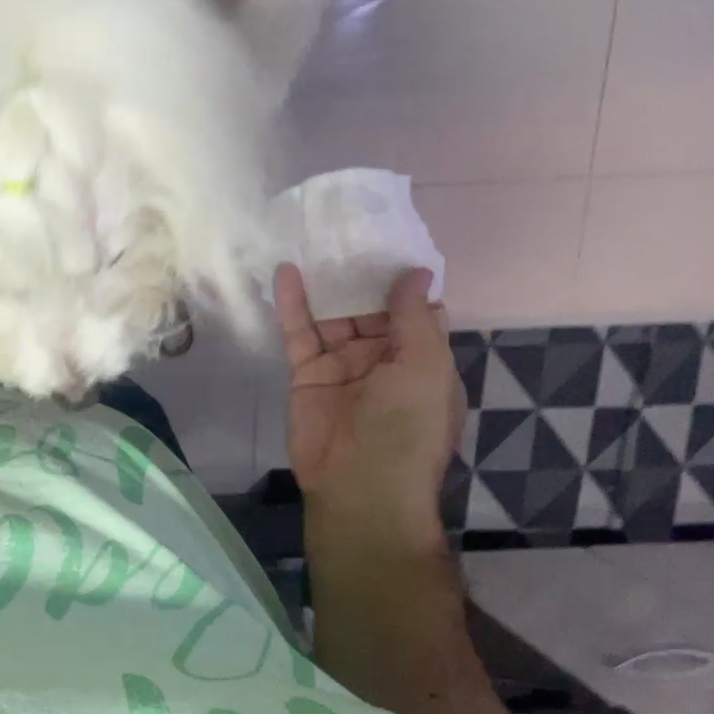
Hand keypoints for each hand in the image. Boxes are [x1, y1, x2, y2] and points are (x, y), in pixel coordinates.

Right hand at [274, 264, 460, 536]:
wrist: (359, 484)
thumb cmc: (407, 426)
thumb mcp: (425, 367)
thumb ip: (413, 318)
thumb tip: (414, 273)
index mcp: (421, 359)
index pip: (413, 310)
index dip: (404, 279)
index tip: (391, 239)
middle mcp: (381, 358)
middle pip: (369, 307)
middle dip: (360, 274)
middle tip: (346, 230)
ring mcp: (341, 365)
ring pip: (332, 316)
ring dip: (326, 283)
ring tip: (316, 240)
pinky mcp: (305, 373)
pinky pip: (300, 333)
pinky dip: (294, 304)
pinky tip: (288, 272)